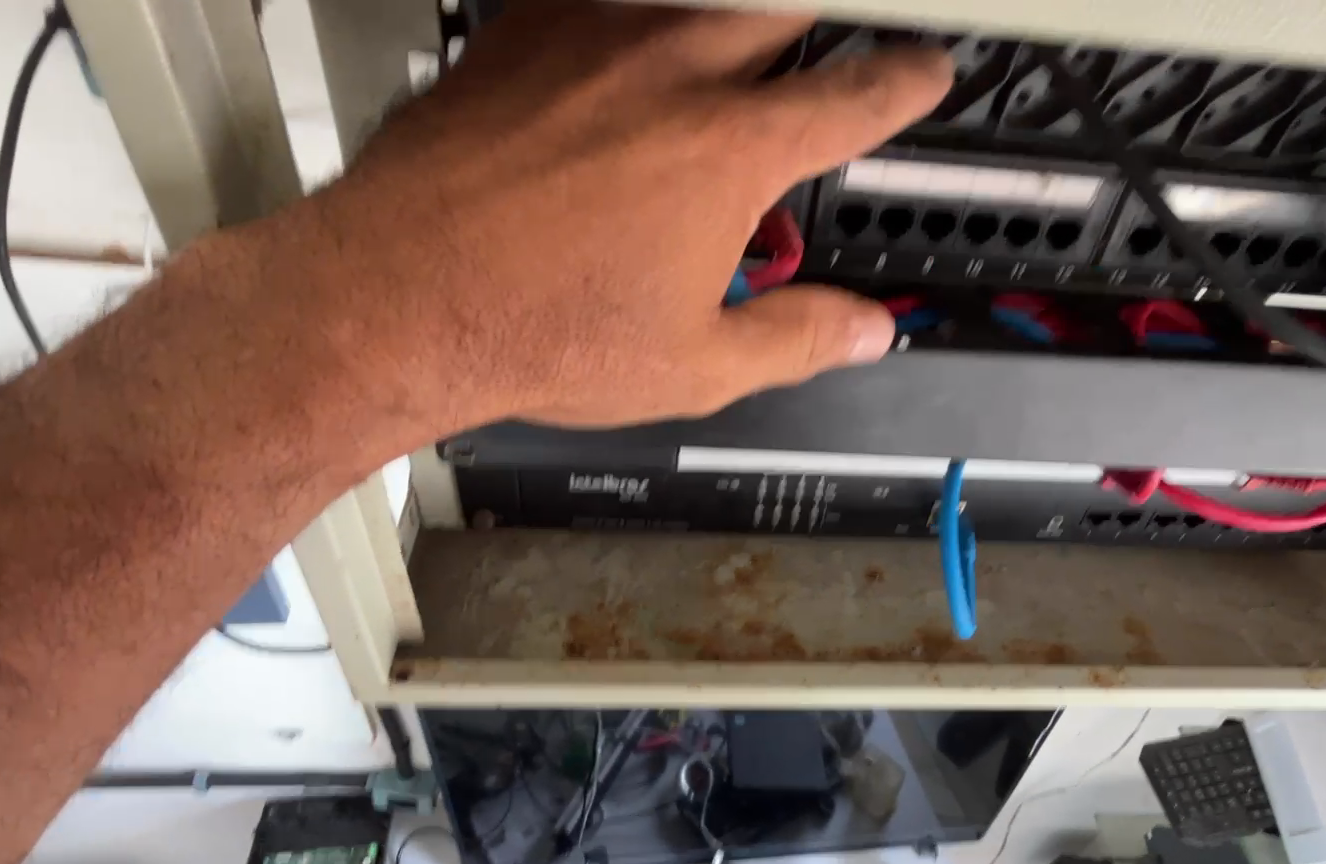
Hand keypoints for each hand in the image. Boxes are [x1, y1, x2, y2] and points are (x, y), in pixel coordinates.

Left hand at [253, 0, 950, 438]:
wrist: (403, 299)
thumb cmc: (535, 329)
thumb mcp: (695, 365)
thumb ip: (794, 340)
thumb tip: (859, 333)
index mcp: (729, 150)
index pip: (856, 96)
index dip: (905, 83)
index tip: (922, 73)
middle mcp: (670, 67)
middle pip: (787, 5)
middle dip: (824, 28)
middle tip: (824, 65)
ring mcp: (593, 35)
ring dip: (732, 24)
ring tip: (727, 75)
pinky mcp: (525, 32)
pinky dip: (639, 22)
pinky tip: (628, 68)